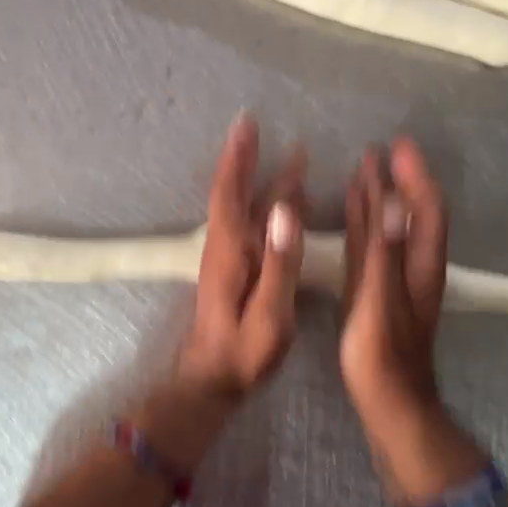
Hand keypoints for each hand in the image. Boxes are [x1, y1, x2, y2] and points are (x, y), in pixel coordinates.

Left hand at [178, 113, 305, 400]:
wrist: (213, 381)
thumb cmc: (243, 353)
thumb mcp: (269, 314)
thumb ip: (279, 264)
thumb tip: (286, 210)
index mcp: (230, 251)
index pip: (230, 193)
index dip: (237, 157)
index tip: (245, 124)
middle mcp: (226, 247)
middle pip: (235, 193)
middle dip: (247, 158)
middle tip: (259, 125)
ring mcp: (230, 259)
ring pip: (247, 209)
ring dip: (264, 180)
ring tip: (294, 156)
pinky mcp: (237, 271)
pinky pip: (254, 226)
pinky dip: (269, 205)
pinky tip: (287, 204)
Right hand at [341, 138, 448, 412]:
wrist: (389, 406)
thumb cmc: (383, 356)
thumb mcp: (381, 302)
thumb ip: (386, 252)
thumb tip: (397, 202)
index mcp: (421, 267)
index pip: (424, 210)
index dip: (415, 177)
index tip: (399, 146)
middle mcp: (412, 268)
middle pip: (410, 214)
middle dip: (400, 180)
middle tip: (383, 149)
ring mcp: (394, 281)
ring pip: (390, 230)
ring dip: (381, 199)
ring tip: (365, 170)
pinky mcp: (376, 295)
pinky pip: (371, 249)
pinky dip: (364, 225)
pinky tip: (353, 217)